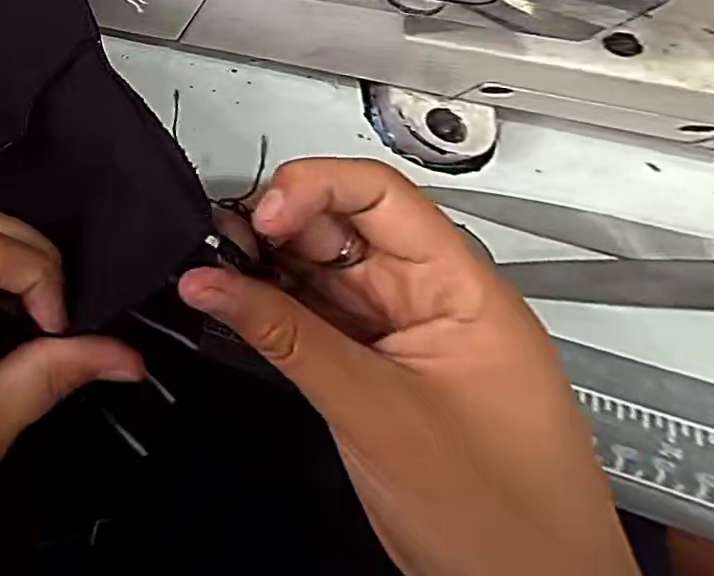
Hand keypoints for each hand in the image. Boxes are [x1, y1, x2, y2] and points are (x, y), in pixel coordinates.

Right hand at [180, 158, 637, 575]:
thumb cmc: (503, 524)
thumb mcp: (378, 414)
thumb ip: (285, 337)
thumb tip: (210, 283)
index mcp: (459, 288)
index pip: (380, 195)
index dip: (315, 188)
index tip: (266, 219)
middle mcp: (421, 293)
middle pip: (336, 221)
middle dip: (275, 226)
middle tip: (225, 249)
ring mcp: (388, 323)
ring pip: (311, 263)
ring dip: (261, 264)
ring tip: (221, 278)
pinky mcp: (360, 353)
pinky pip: (302, 304)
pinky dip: (263, 301)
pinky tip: (235, 304)